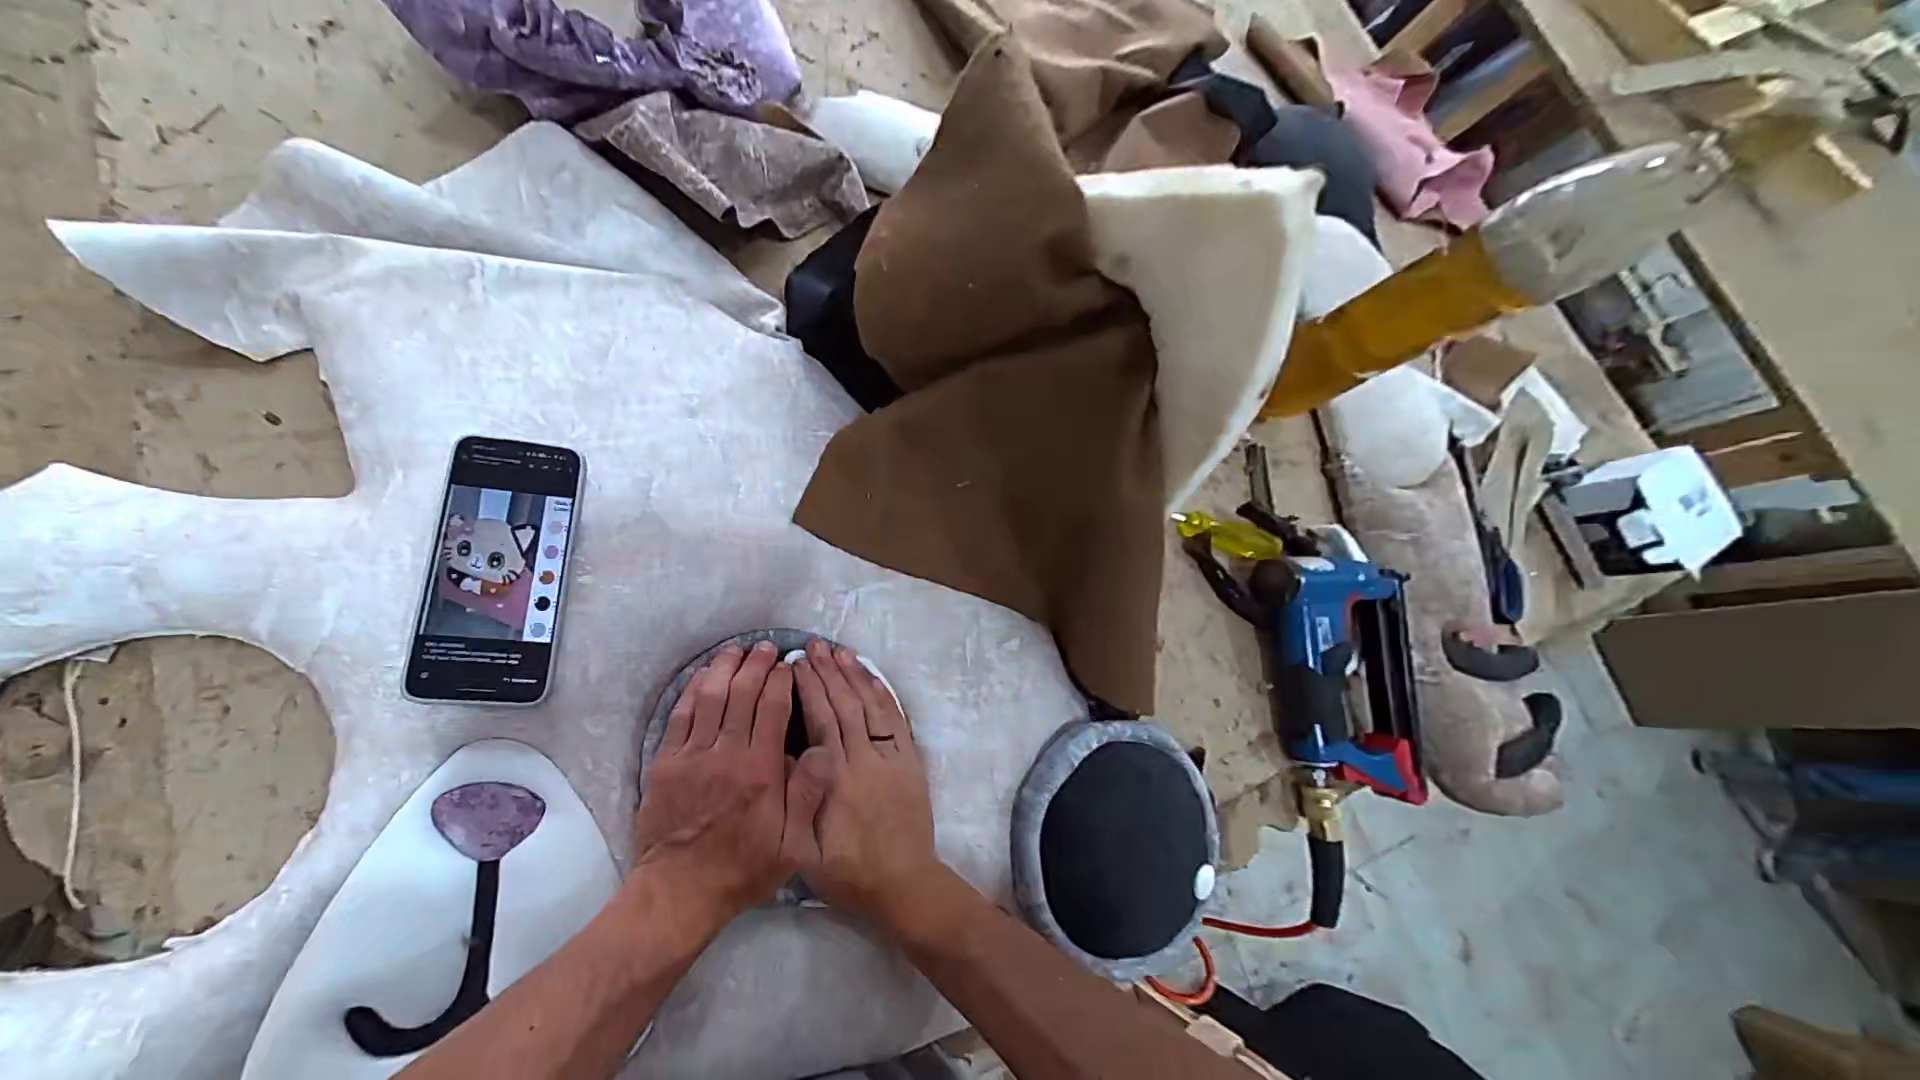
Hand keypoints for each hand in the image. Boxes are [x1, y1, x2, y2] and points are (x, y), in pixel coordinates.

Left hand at [633, 641, 807, 935]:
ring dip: (725, 668)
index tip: (789, 665)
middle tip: (767, 648)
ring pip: (711, 696)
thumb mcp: (793, 845)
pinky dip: (694, 689)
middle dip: (757, 665)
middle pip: (743, 693)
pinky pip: (681, 715)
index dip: (782, 680)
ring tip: (737, 650)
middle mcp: (727, 754)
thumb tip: (825, 750)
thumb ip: (809, 794)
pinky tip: (704, 675)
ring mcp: (692, 756)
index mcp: (761, 771)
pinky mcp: (666, 763)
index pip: (774, 708)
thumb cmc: (744, 868)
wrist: (679, 892)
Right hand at [783, 640, 943, 931]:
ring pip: (872, 706)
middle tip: (813, 647)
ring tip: (839, 652)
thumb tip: (790, 754)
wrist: (904, 884)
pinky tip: (871, 677)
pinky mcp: (911, 762)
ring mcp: (893, 758)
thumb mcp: (806, 850)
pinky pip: (896, 720)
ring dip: (855, 676)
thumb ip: (798, 801)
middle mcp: (866, 760)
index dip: (809, 689)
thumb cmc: (849, 873)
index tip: (795, 665)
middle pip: (846, 705)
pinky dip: (883, 695)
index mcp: (838, 779)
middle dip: (828, 673)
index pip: (822, 721)